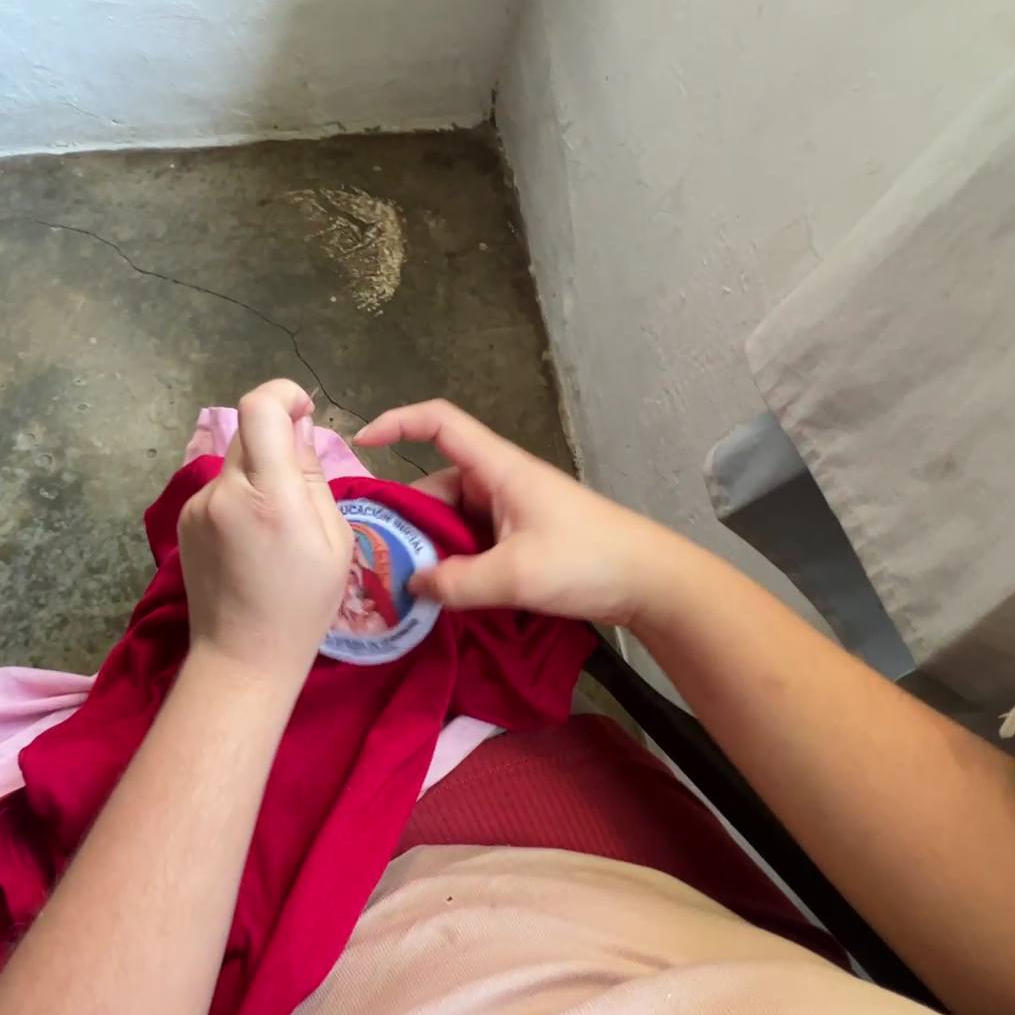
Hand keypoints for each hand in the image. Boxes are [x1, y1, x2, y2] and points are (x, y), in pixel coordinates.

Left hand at [179, 381, 352, 688]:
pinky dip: (239, 498)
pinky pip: (219, 489)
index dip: (283, 394)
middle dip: (278, 441)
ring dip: (258, 475)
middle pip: (248, 431)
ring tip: (274, 527)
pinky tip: (249, 540)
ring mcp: (196, 506)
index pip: (260, 409)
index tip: (303, 412)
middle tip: (299, 486)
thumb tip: (298, 429)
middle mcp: (224, 492)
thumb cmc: (303, 606)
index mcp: (270, 497)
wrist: (241, 657)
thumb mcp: (334, 541)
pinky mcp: (182, 519)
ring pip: (235, 462)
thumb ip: (314, 477)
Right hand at [355, 400, 692, 628]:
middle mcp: (499, 483)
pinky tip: (442, 591)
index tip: (362, 444)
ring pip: (451, 519)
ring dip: (430, 546)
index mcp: (499, 469)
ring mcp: (509, 512)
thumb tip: (411, 584)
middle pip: (436, 484)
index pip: (439, 423)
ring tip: (409, 584)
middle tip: (381, 557)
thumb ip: (456, 582)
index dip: (398, 422)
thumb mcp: (515, 576)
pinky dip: (452, 561)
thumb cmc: (588, 561)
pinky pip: (470, 541)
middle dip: (407, 517)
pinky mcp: (519, 538)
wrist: (652, 583)